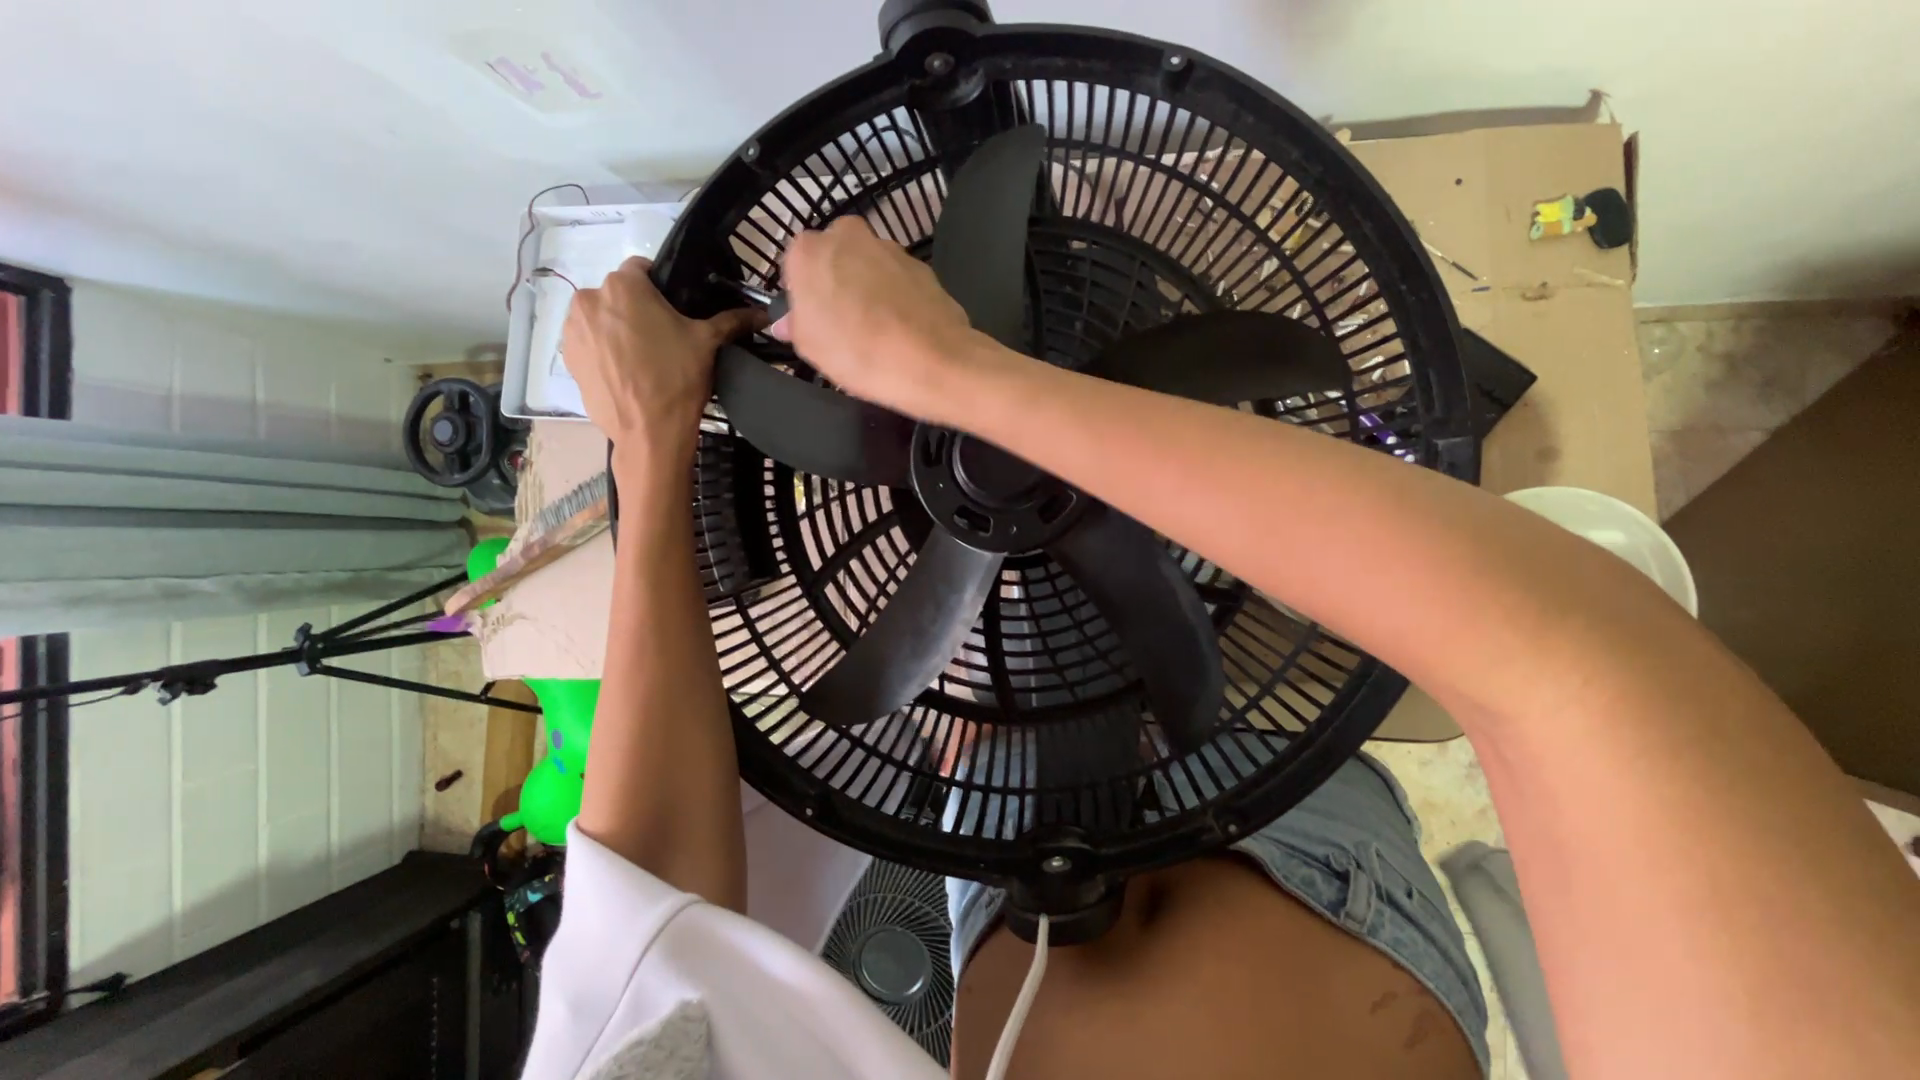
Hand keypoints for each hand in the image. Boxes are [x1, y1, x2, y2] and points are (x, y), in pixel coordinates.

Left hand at [561, 256, 763, 453]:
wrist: (648, 433)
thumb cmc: (677, 378)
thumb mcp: (708, 343)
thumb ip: (732, 320)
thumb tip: (763, 314)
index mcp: (622, 285)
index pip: (641, 269)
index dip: (660, 287)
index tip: (673, 310)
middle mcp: (589, 299)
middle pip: (617, 295)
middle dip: (636, 309)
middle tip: (662, 338)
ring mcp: (573, 331)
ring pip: (600, 319)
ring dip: (616, 330)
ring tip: (642, 358)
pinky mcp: (568, 359)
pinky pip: (589, 345)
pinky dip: (604, 353)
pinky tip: (625, 374)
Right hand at [776, 217, 980, 418]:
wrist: (933, 360)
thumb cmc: (857, 351)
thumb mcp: (810, 346)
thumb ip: (795, 324)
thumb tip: (788, 322)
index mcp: (810, 250)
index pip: (794, 264)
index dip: (802, 293)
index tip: (811, 318)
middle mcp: (849, 235)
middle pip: (833, 258)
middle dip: (835, 283)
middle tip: (840, 323)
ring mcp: (889, 247)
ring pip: (867, 266)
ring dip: (867, 289)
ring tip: (874, 330)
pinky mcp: (921, 265)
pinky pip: (896, 280)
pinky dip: (895, 297)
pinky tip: (900, 328)